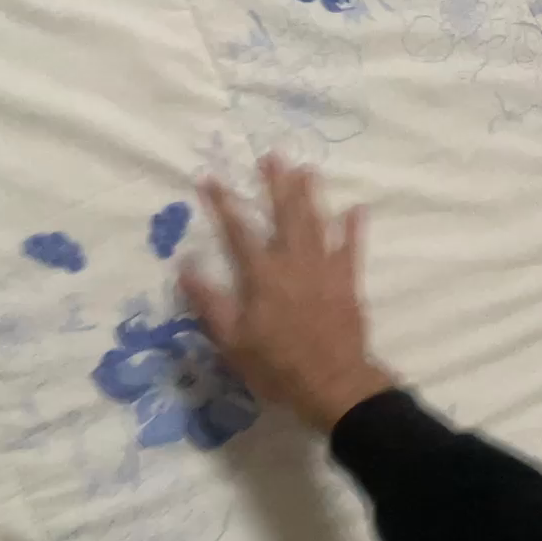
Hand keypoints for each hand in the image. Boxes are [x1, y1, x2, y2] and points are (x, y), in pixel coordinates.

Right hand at [180, 155, 392, 433]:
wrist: (333, 385)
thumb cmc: (276, 366)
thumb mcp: (231, 341)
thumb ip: (209, 301)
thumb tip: (185, 265)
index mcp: (261, 276)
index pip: (237, 231)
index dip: (223, 203)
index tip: (210, 178)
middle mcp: (293, 263)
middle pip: (284, 215)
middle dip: (276, 184)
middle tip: (272, 155)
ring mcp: (324, 270)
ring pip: (317, 223)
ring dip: (311, 195)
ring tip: (306, 169)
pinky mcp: (348, 283)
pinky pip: (352, 249)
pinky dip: (354, 228)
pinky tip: (356, 208)